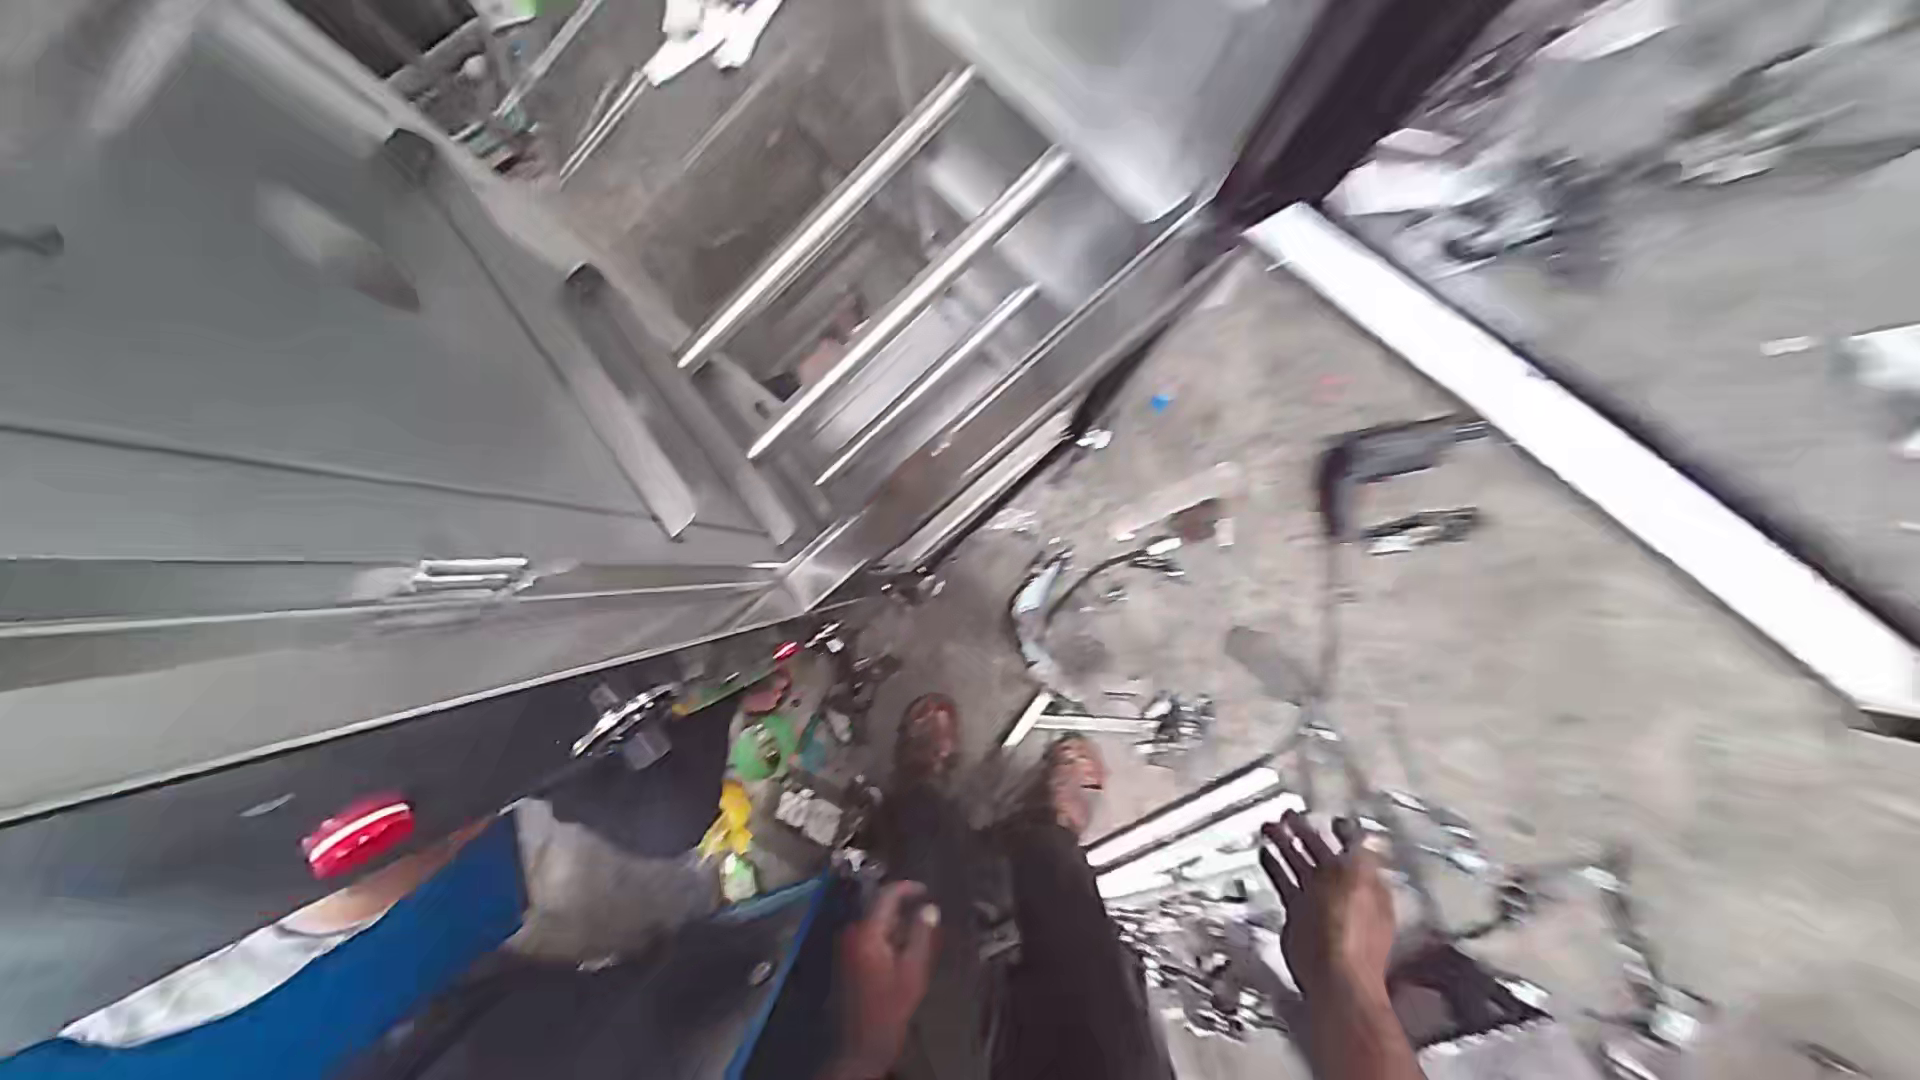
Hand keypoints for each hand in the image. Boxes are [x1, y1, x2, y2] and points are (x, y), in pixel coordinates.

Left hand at [822, 881, 940, 1079]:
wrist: (856, 1051)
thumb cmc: (887, 1011)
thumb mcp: (912, 972)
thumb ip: (922, 935)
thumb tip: (929, 908)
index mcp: (867, 931)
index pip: (887, 894)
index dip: (908, 888)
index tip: (926, 891)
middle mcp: (852, 932)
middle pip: (878, 906)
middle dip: (902, 907)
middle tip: (924, 915)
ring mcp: (845, 946)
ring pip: (873, 921)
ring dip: (894, 923)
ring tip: (915, 934)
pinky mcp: (844, 959)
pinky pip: (867, 935)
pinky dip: (884, 935)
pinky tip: (899, 950)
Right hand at [1261, 810, 1395, 1002]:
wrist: (1333, 975)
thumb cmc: (1350, 932)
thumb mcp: (1359, 880)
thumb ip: (1359, 853)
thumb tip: (1361, 830)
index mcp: (1364, 883)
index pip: (1353, 848)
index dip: (1341, 830)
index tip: (1329, 816)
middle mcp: (1342, 891)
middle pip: (1320, 853)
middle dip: (1304, 832)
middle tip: (1288, 814)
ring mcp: (1319, 903)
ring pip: (1299, 864)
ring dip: (1285, 845)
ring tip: (1269, 826)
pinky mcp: (1298, 914)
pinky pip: (1284, 882)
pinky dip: (1274, 866)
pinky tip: (1266, 854)